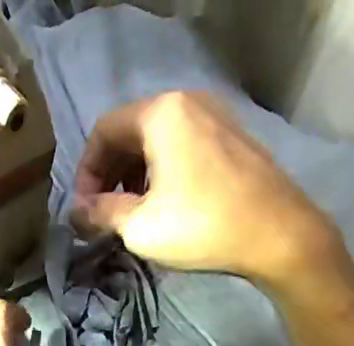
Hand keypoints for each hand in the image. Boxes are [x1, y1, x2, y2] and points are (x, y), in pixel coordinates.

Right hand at [72, 91, 353, 297]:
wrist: (277, 234)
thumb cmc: (201, 226)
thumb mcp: (139, 226)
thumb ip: (100, 213)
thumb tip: (76, 213)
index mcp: (161, 114)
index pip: (103, 130)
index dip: (86, 172)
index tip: (85, 210)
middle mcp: (188, 102)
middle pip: (131, 132)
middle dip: (109, 174)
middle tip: (104, 214)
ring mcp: (216, 117)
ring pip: (158, 141)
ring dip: (135, 175)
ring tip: (132, 214)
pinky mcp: (233, 139)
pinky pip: (184, 147)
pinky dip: (163, 172)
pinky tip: (165, 206)